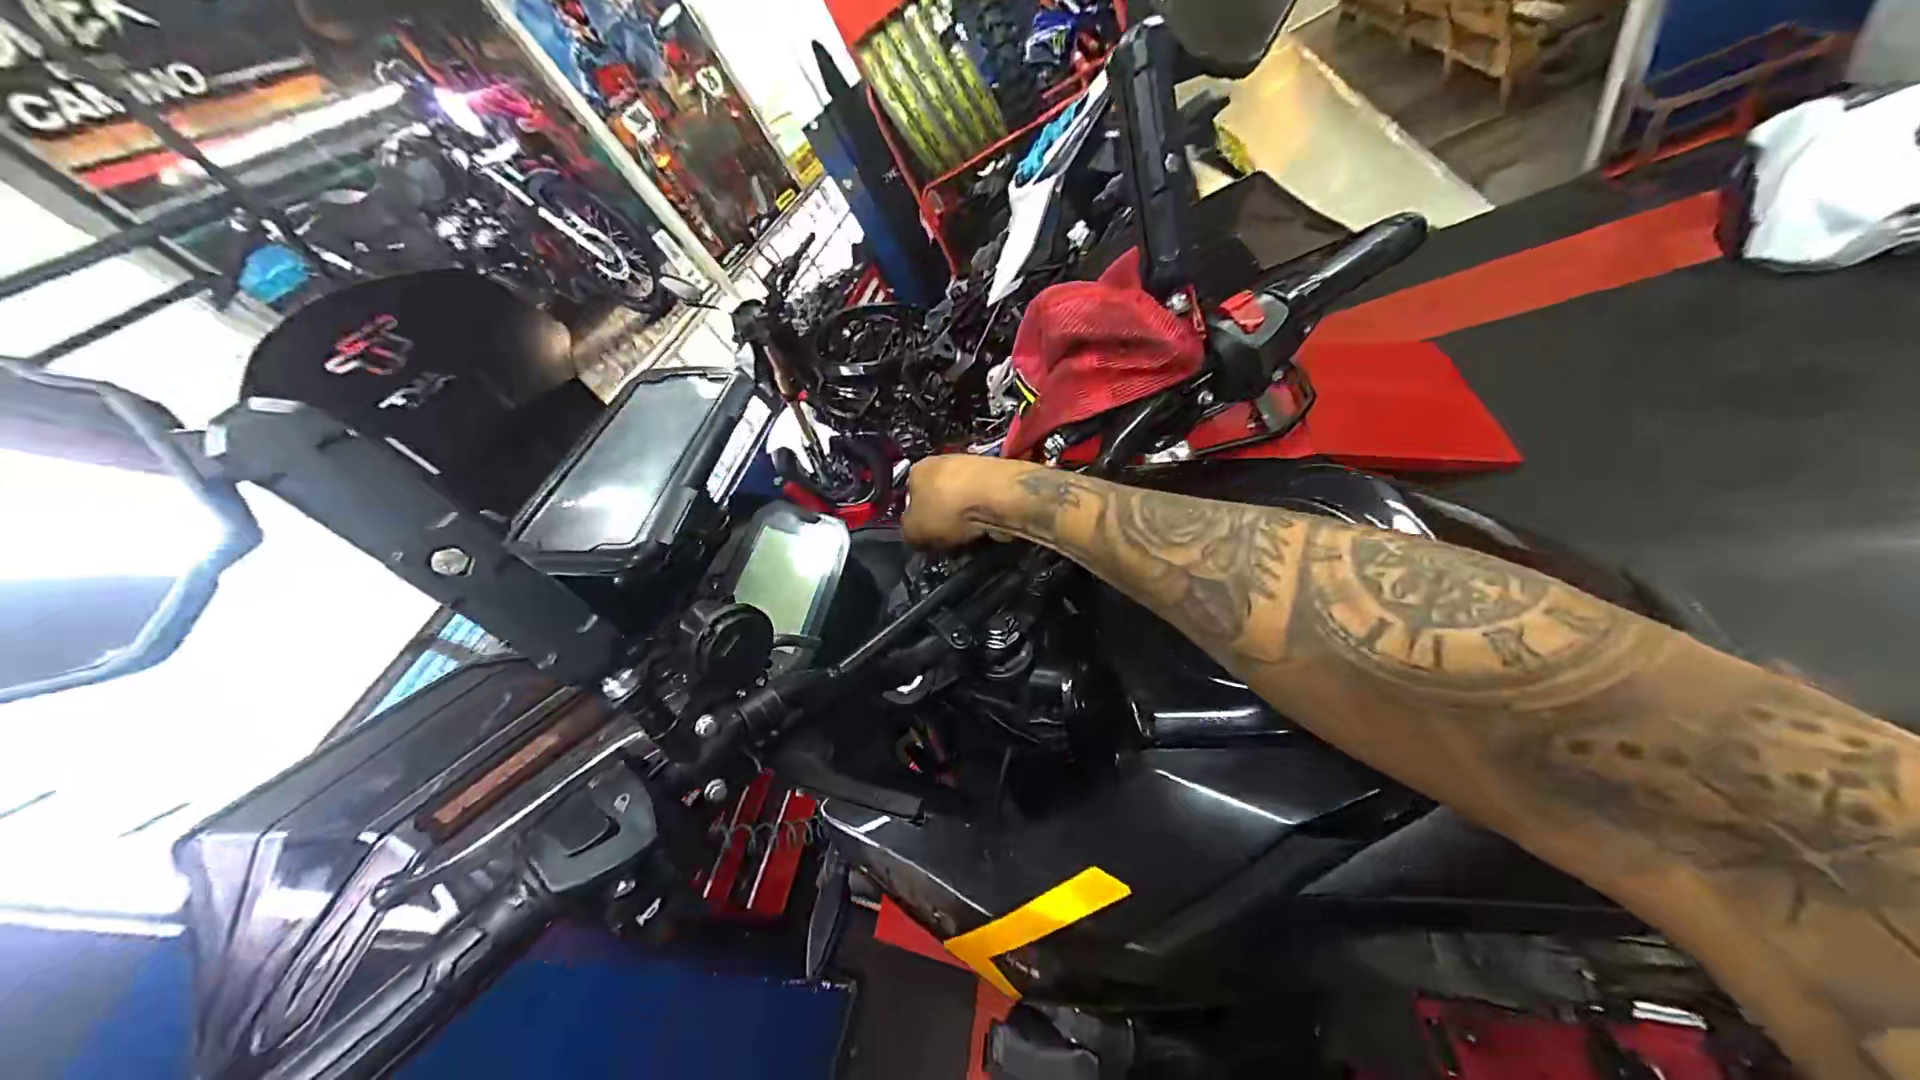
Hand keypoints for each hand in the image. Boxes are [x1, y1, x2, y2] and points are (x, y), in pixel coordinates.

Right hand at [901, 455, 1031, 548]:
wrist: (1000, 496)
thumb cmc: (948, 510)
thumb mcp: (914, 530)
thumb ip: (908, 532)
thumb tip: (913, 533)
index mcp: (918, 468)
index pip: (910, 494)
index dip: (916, 518)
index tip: (925, 535)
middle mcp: (942, 460)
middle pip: (938, 496)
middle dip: (942, 517)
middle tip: (947, 538)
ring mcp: (972, 464)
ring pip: (962, 498)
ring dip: (965, 517)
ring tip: (970, 535)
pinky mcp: (998, 474)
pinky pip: (983, 500)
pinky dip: (984, 513)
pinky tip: (988, 526)